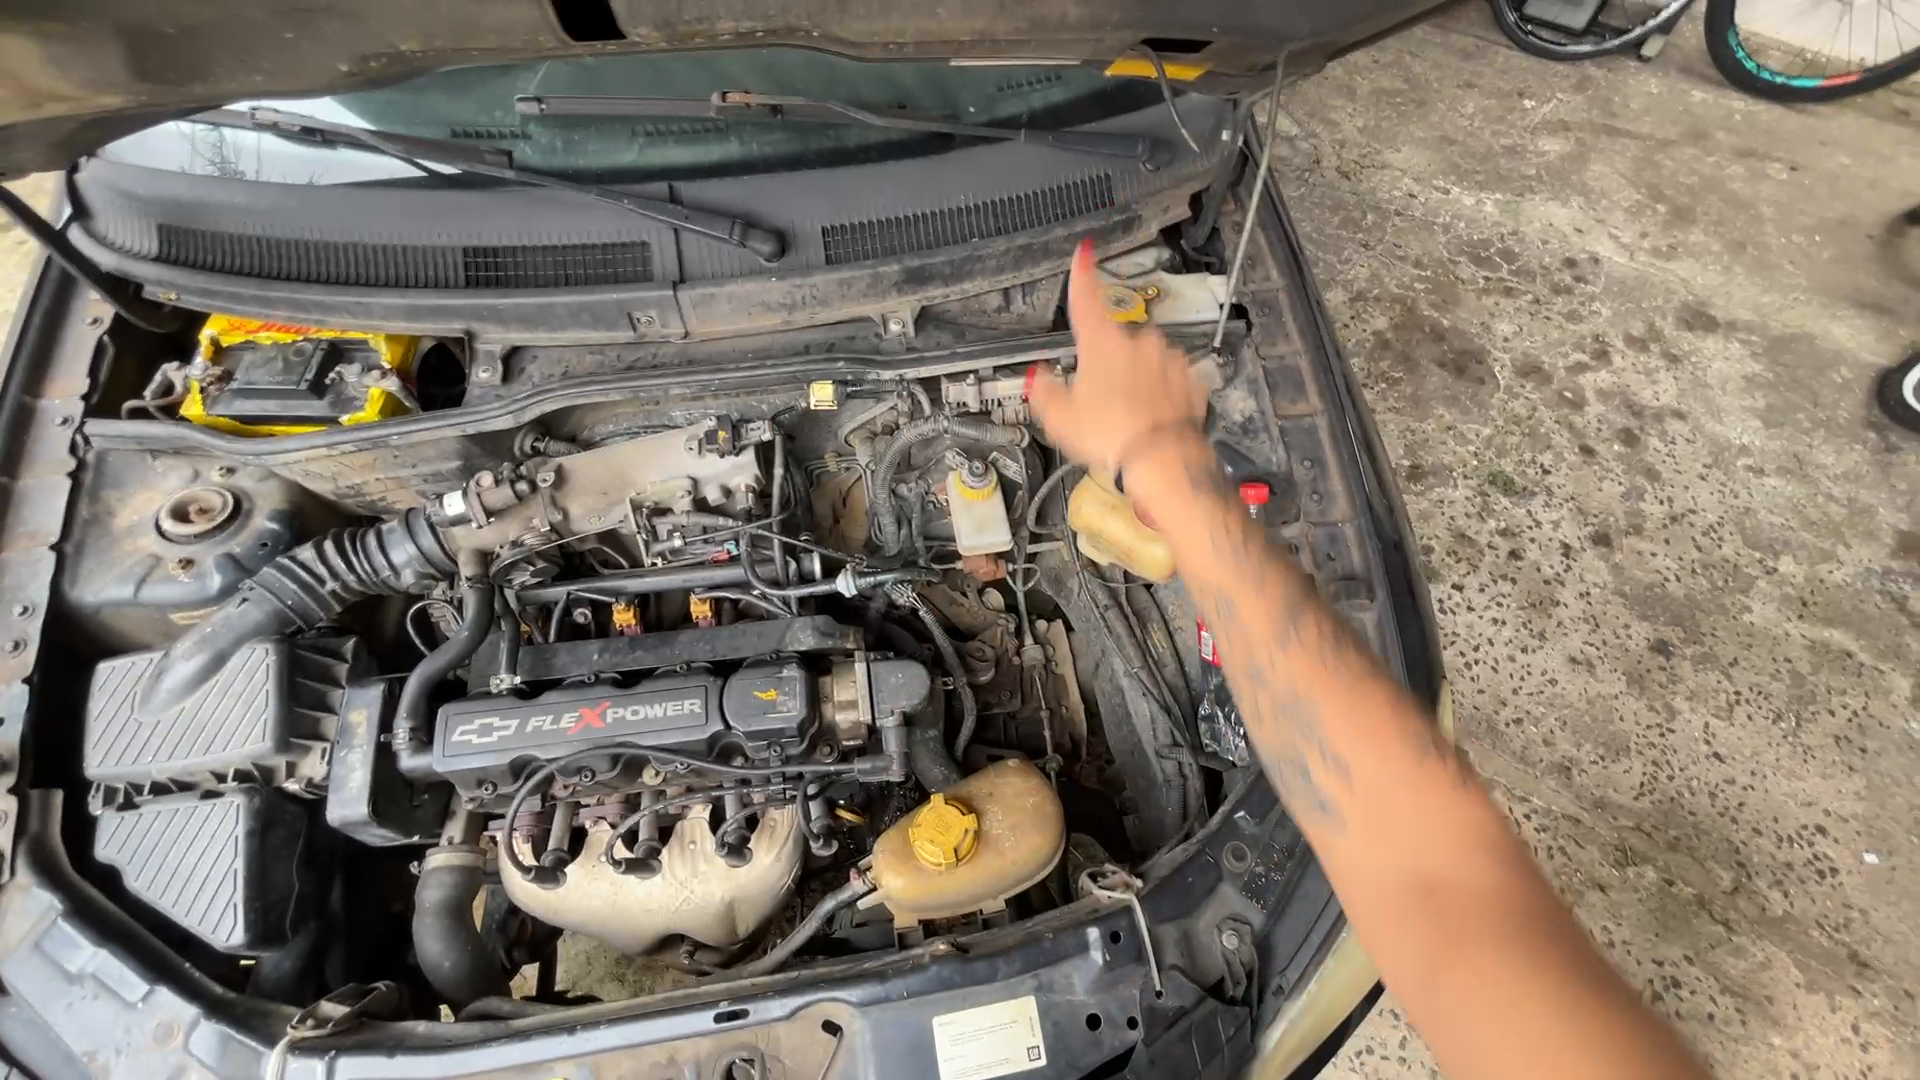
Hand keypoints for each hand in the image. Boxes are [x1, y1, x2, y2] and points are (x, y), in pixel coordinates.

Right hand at [1028, 238, 1208, 477]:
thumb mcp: (1059, 418)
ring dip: (1136, 380)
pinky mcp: (1189, 381)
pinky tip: (1148, 419)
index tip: (1084, 253)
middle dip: (1108, 363)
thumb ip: (1043, 390)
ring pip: (1145, 362)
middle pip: (1116, 342)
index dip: (1082, 275)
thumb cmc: (1111, 435)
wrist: (1162, 459)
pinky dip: (1159, 395)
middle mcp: (1138, 343)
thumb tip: (1036, 378)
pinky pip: (1169, 382)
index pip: (1087, 298)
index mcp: (1102, 343)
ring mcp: (1168, 360)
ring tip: (1124, 416)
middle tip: (1097, 398)